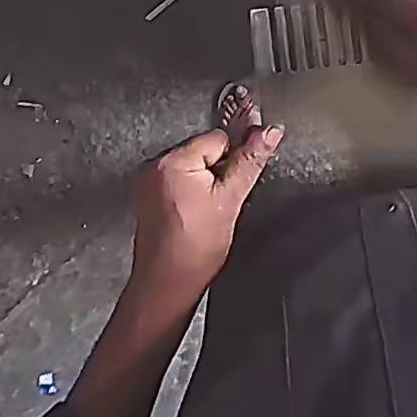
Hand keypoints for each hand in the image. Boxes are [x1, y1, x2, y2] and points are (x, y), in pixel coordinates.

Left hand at [69, 123, 283, 416]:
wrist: (167, 284)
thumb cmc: (193, 249)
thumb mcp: (230, 200)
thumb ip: (250, 161)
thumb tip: (269, 132)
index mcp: (172, 161)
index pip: (217, 139)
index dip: (231, 163)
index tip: (229, 188)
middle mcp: (154, 165)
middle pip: (202, 150)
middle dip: (215, 171)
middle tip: (215, 204)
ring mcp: (147, 180)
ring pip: (191, 165)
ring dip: (203, 181)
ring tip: (203, 212)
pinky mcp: (146, 194)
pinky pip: (177, 179)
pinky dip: (189, 191)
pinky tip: (192, 214)